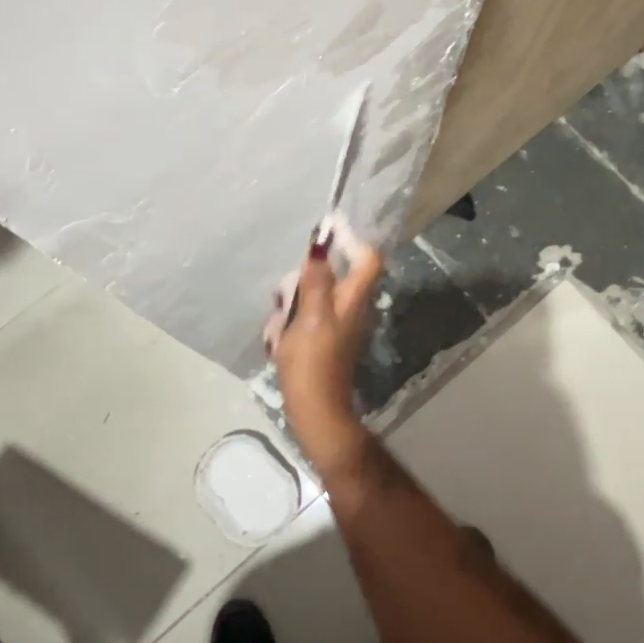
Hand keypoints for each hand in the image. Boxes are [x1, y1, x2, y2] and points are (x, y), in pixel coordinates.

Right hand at [267, 219, 383, 459]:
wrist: (315, 411)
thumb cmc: (313, 363)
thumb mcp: (309, 317)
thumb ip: (315, 280)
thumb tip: (320, 244)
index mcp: (352, 299)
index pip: (368, 258)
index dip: (351, 239)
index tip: (325, 231)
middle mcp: (349, 308)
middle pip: (331, 275)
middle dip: (304, 279)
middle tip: (285, 294)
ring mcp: (334, 324)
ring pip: (310, 297)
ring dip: (290, 304)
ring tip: (277, 326)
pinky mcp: (320, 340)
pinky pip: (301, 319)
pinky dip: (287, 325)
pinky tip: (275, 341)